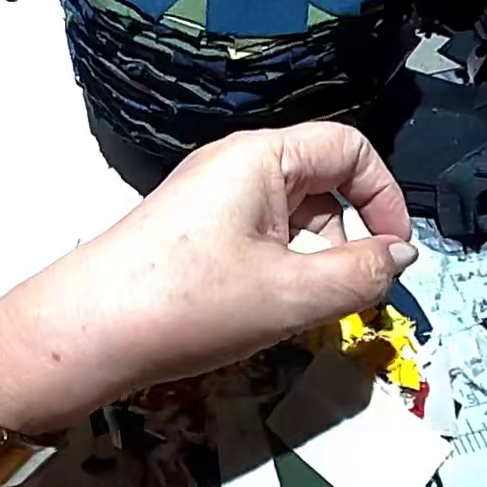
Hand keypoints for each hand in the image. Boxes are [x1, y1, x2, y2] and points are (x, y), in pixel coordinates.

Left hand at [0, 124, 416, 434]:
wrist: (83, 336)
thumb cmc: (193, 303)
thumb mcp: (293, 293)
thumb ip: (362, 273)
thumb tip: (403, 255)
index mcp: (263, 156)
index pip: (351, 150)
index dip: (385, 196)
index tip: (395, 253)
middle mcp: (238, 164)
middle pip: (323, 185)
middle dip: (345, 239)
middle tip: (334, 294)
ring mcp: (214, 197)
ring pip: (293, 217)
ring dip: (312, 260)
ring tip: (291, 308)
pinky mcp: (198, 229)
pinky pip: (262, 236)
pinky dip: (280, 268)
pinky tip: (261, 307)